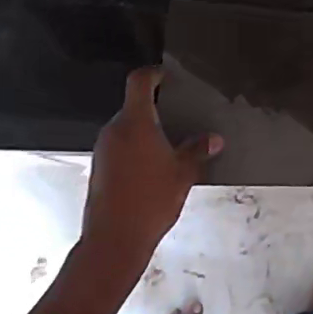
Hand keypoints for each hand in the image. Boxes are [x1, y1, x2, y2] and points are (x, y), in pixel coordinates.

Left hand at [81, 68, 222, 266]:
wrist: (114, 240)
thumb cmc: (150, 200)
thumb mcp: (183, 173)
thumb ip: (197, 150)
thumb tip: (213, 139)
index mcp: (135, 122)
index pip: (139, 81)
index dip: (153, 73)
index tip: (166, 76)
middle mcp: (114, 130)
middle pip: (133, 106)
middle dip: (155, 110)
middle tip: (179, 117)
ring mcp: (103, 149)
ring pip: (126, 128)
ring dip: (145, 132)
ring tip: (170, 146)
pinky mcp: (98, 168)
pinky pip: (119, 147)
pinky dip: (135, 149)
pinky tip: (153, 168)